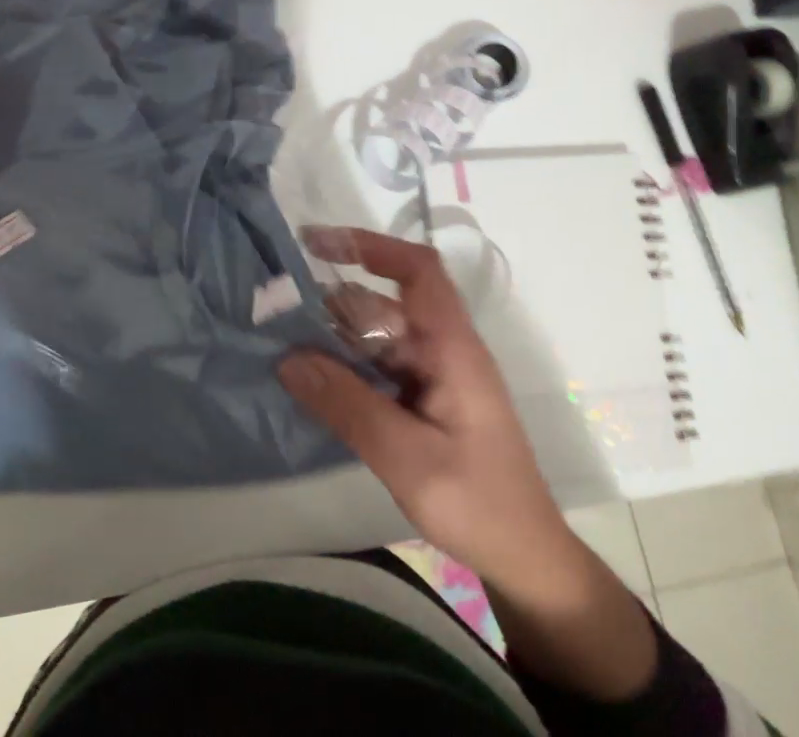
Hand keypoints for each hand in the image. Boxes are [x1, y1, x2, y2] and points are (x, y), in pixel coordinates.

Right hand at [280, 226, 655, 698]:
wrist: (523, 555)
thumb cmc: (477, 502)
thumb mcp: (406, 457)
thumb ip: (348, 406)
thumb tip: (288, 359)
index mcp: (453, 350)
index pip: (418, 272)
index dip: (371, 246)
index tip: (316, 244)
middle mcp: (444, 353)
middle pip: (387, 305)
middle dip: (333, 302)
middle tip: (275, 315)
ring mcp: (435, 379)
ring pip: (379, 339)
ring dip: (334, 339)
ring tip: (280, 348)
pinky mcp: (425, 404)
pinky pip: (379, 371)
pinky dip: (345, 370)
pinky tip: (311, 385)